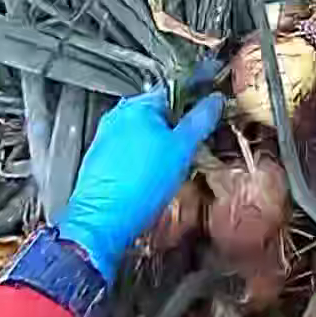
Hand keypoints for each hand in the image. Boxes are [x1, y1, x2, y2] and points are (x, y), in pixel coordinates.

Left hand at [56, 86, 222, 282]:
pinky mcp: (99, 164)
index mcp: (136, 106)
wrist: (100, 227)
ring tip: (181, 157)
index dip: (198, 97)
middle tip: (200, 135)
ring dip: (165, 140)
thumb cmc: (140, 184)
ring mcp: (105, 141)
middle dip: (182, 122)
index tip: (212, 104)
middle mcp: (117, 118)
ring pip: (147, 131)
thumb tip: (215, 100)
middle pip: (161, 111)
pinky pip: (133, 149)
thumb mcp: (184, 146)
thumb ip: (203, 118)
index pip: (176, 89)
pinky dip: (149, 155)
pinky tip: (159, 171)